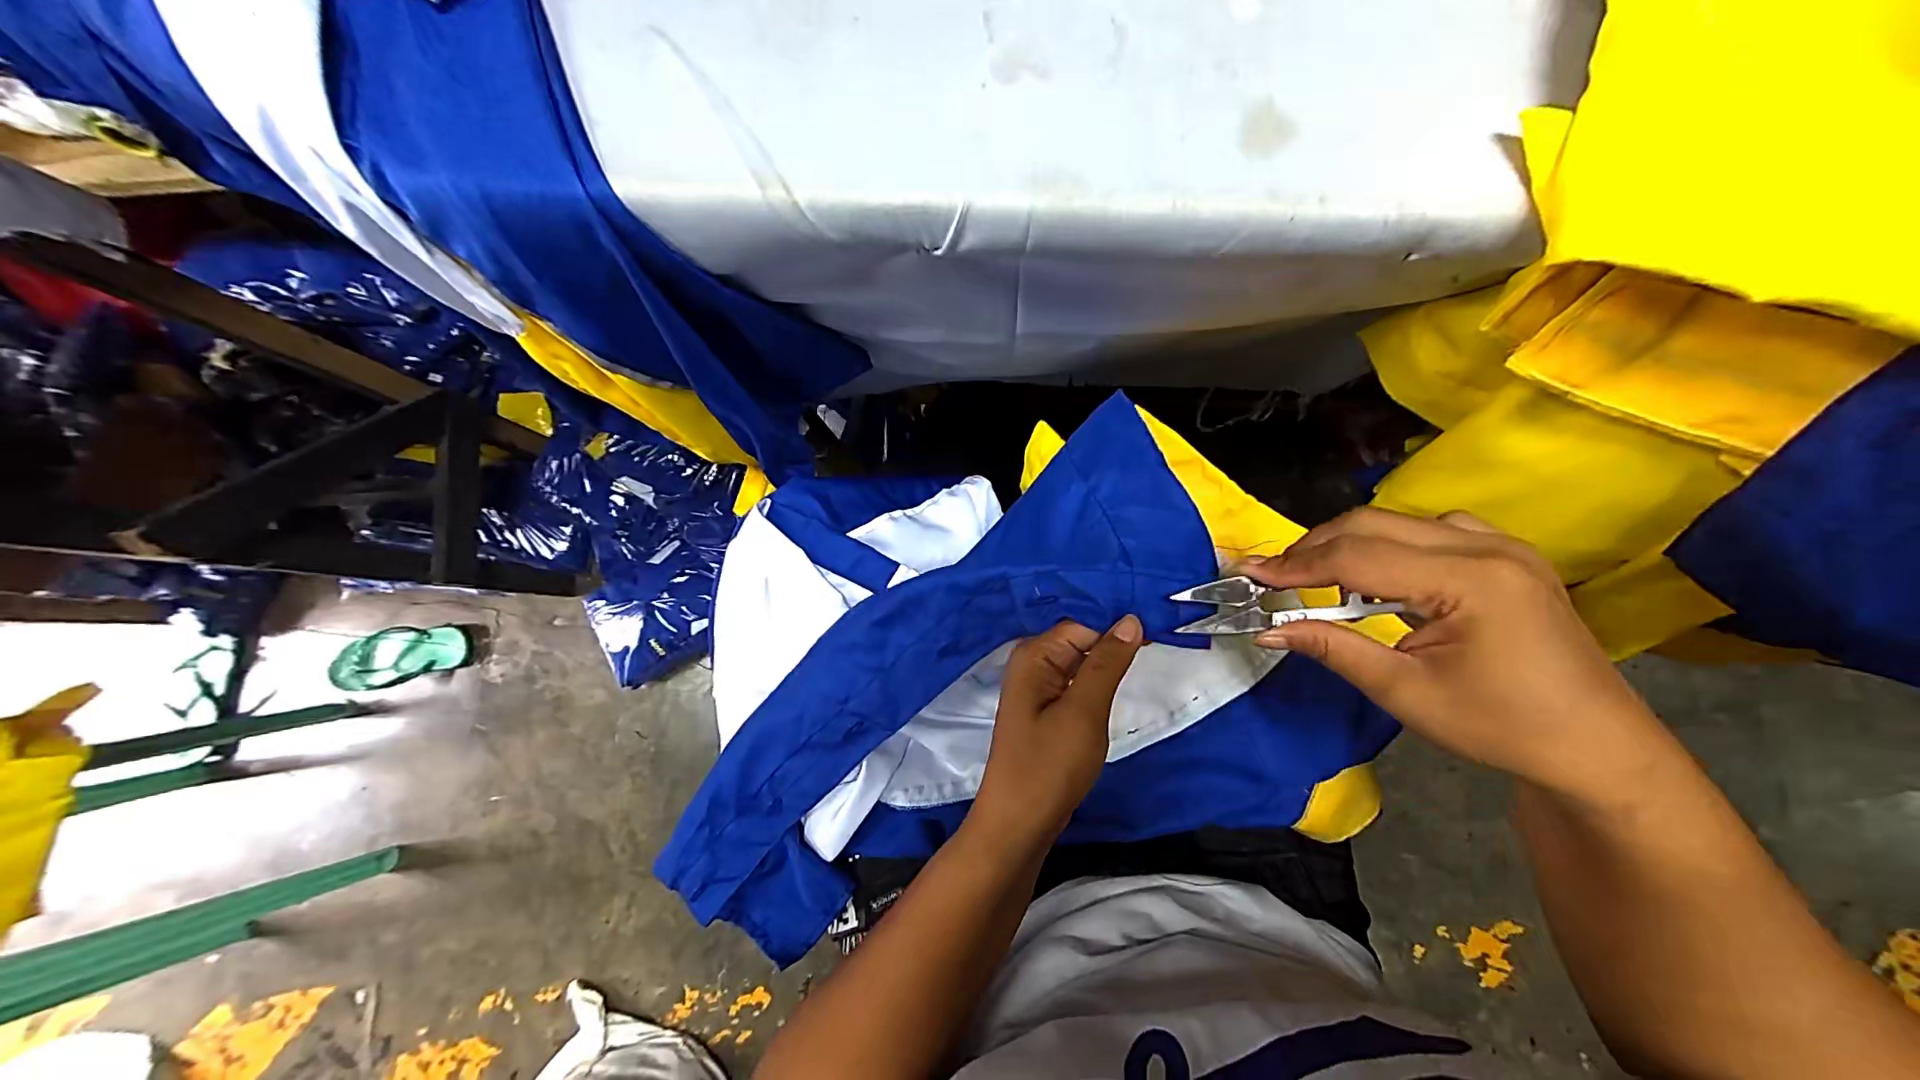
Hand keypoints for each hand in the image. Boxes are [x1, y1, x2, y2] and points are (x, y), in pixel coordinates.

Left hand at [971, 617, 1144, 846]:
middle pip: (1081, 642)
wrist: (1020, 823)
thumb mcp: (1084, 710)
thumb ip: (1107, 663)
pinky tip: (1119, 689)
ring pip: (1081, 665)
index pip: (1083, 626)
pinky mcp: (1046, 713)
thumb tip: (1130, 620)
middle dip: (1114, 647)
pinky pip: (1076, 686)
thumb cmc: (1049, 765)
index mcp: (1033, 656)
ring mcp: (1037, 691)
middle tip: (1159, 647)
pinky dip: (1098, 687)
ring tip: (1148, 664)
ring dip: (1108, 667)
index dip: (1117, 631)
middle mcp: (1031, 665)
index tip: (1157, 635)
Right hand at [1244, 508, 1670, 803]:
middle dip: (1315, 548)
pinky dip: (1389, 545)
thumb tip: (1268, 632)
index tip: (1250, 573)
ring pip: (1400, 521)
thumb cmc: (1501, 726)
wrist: (1595, 747)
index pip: (1359, 556)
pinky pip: (1431, 531)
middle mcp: (1490, 547)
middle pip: (1375, 524)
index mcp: (1471, 580)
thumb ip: (1334, 649)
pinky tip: (1379, 575)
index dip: (1297, 564)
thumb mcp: (1405, 692)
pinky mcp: (1508, 556)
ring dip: (1350, 543)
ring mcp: (1504, 546)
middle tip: (1273, 577)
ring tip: (1315, 578)